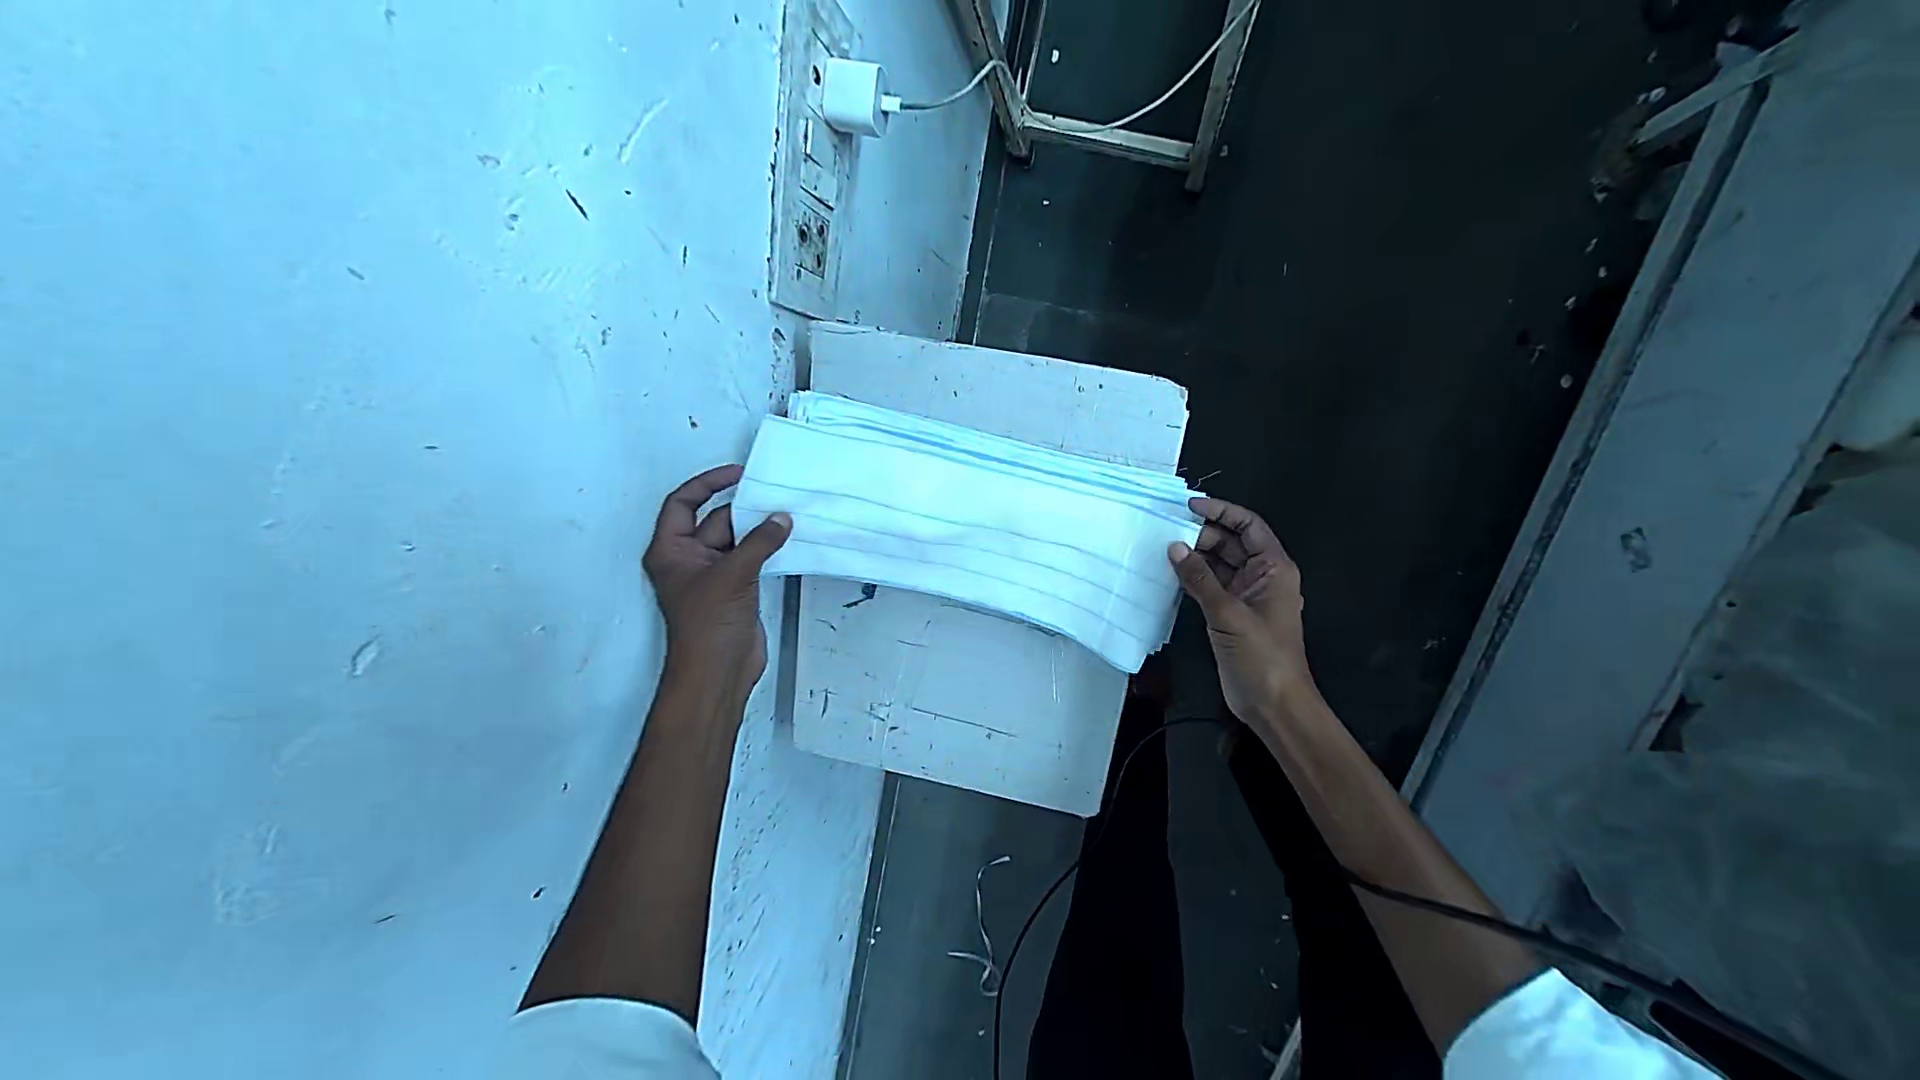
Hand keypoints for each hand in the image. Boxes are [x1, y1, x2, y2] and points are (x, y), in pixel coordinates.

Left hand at [641, 465, 790, 701]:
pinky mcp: (736, 589)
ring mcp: (714, 574)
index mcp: (671, 550)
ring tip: (787, 512)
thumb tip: (781, 518)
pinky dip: (767, 547)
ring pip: (737, 539)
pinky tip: (788, 538)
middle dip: (744, 508)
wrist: (719, 669)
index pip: (683, 502)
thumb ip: (759, 542)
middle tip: (775, 495)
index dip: (707, 483)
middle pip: (716, 519)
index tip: (737, 474)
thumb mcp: (733, 574)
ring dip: (759, 528)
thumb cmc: (709, 623)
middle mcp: (689, 558)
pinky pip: (751, 558)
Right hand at [1167, 497, 1314, 727]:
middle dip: (1202, 533)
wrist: (1273, 702)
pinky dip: (1192, 576)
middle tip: (1167, 530)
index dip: (1222, 512)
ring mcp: (1245, 595)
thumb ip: (1199, 578)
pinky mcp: (1230, 613)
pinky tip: (1170, 572)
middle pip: (1231, 542)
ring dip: (1194, 555)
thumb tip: (1175, 547)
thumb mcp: (1229, 613)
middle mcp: (1261, 577)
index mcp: (1274, 568)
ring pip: (1218, 563)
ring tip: (1162, 547)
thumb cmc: (1262, 655)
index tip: (1190, 507)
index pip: (1248, 526)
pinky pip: (1209, 584)